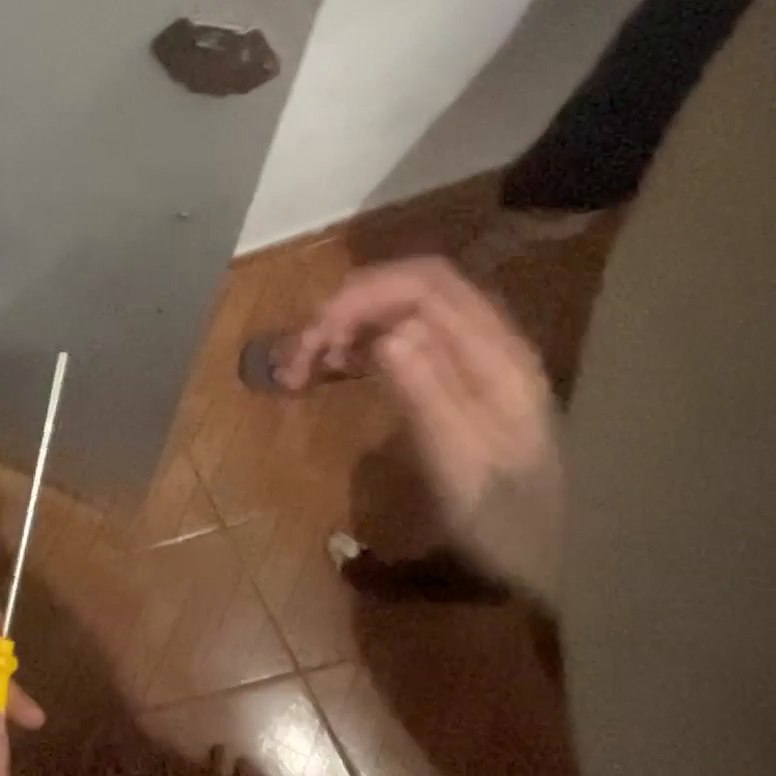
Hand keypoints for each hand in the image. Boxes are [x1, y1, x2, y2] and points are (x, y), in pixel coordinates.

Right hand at [277, 257, 556, 520]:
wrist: (550, 564)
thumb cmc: (502, 518)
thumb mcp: (460, 462)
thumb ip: (428, 393)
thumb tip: (386, 334)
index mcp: (495, 356)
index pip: (425, 283)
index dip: (361, 293)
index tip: (315, 333)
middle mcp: (487, 343)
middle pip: (407, 286)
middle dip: (344, 307)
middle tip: (299, 352)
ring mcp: (471, 358)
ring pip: (397, 308)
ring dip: (343, 325)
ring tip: (302, 365)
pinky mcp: (453, 375)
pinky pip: (397, 333)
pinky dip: (355, 341)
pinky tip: (332, 369)